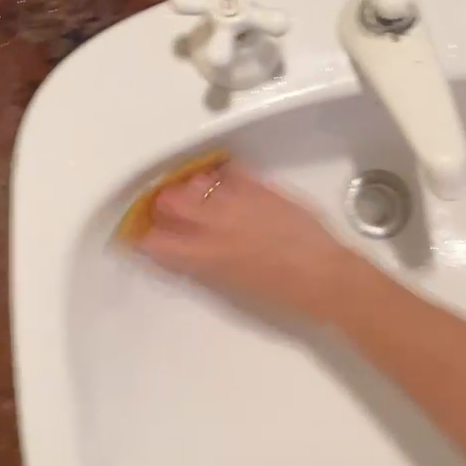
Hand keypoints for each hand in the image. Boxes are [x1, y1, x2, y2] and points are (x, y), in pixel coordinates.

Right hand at [136, 163, 374, 321]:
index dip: (145, 237)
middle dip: (161, 202)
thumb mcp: (234, 290)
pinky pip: (232, 171)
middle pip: (173, 203)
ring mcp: (240, 203)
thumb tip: (190, 256)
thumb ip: (208, 269)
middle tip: (160, 204)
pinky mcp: (263, 189)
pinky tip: (218, 173)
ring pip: (198, 183)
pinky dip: (221, 171)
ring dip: (187, 185)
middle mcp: (217, 227)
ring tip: (186, 186)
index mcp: (206, 258)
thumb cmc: (283, 295)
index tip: (139, 234)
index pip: (159, 243)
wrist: (326, 277)